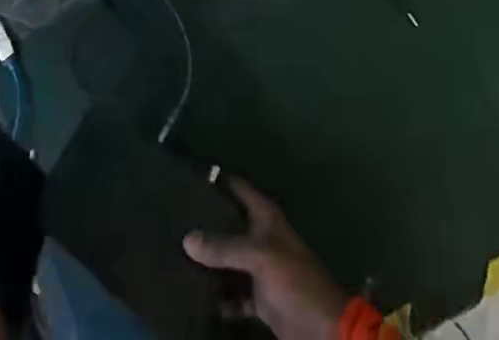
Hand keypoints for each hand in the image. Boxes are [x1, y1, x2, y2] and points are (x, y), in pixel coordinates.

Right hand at [183, 177, 348, 339]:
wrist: (327, 333)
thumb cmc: (297, 282)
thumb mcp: (260, 257)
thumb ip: (223, 246)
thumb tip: (187, 240)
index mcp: (265, 218)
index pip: (235, 186)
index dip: (214, 178)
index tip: (184, 175)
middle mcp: (260, 237)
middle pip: (226, 221)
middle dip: (202, 220)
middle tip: (171, 214)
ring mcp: (259, 268)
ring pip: (226, 256)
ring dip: (207, 258)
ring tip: (174, 251)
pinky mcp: (258, 297)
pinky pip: (232, 291)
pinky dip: (218, 294)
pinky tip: (195, 291)